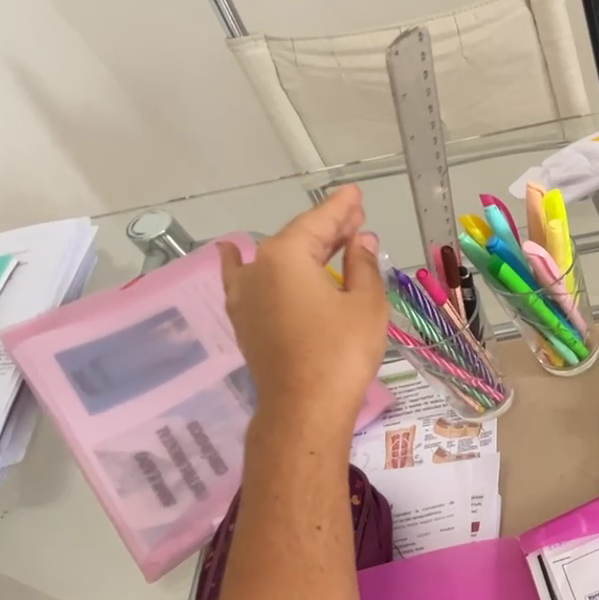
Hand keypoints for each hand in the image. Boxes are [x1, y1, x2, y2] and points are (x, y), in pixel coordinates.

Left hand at [218, 185, 387, 438]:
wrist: (305, 406)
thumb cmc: (342, 352)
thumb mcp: (366, 305)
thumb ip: (363, 267)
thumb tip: (361, 241)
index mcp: (288, 255)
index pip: (320, 222)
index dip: (341, 209)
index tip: (356, 194)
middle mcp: (259, 266)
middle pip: (297, 239)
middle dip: (328, 230)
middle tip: (354, 219)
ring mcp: (245, 294)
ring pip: (273, 260)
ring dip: (300, 250)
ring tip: (320, 243)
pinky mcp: (243, 321)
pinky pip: (244, 281)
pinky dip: (245, 265)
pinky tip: (232, 254)